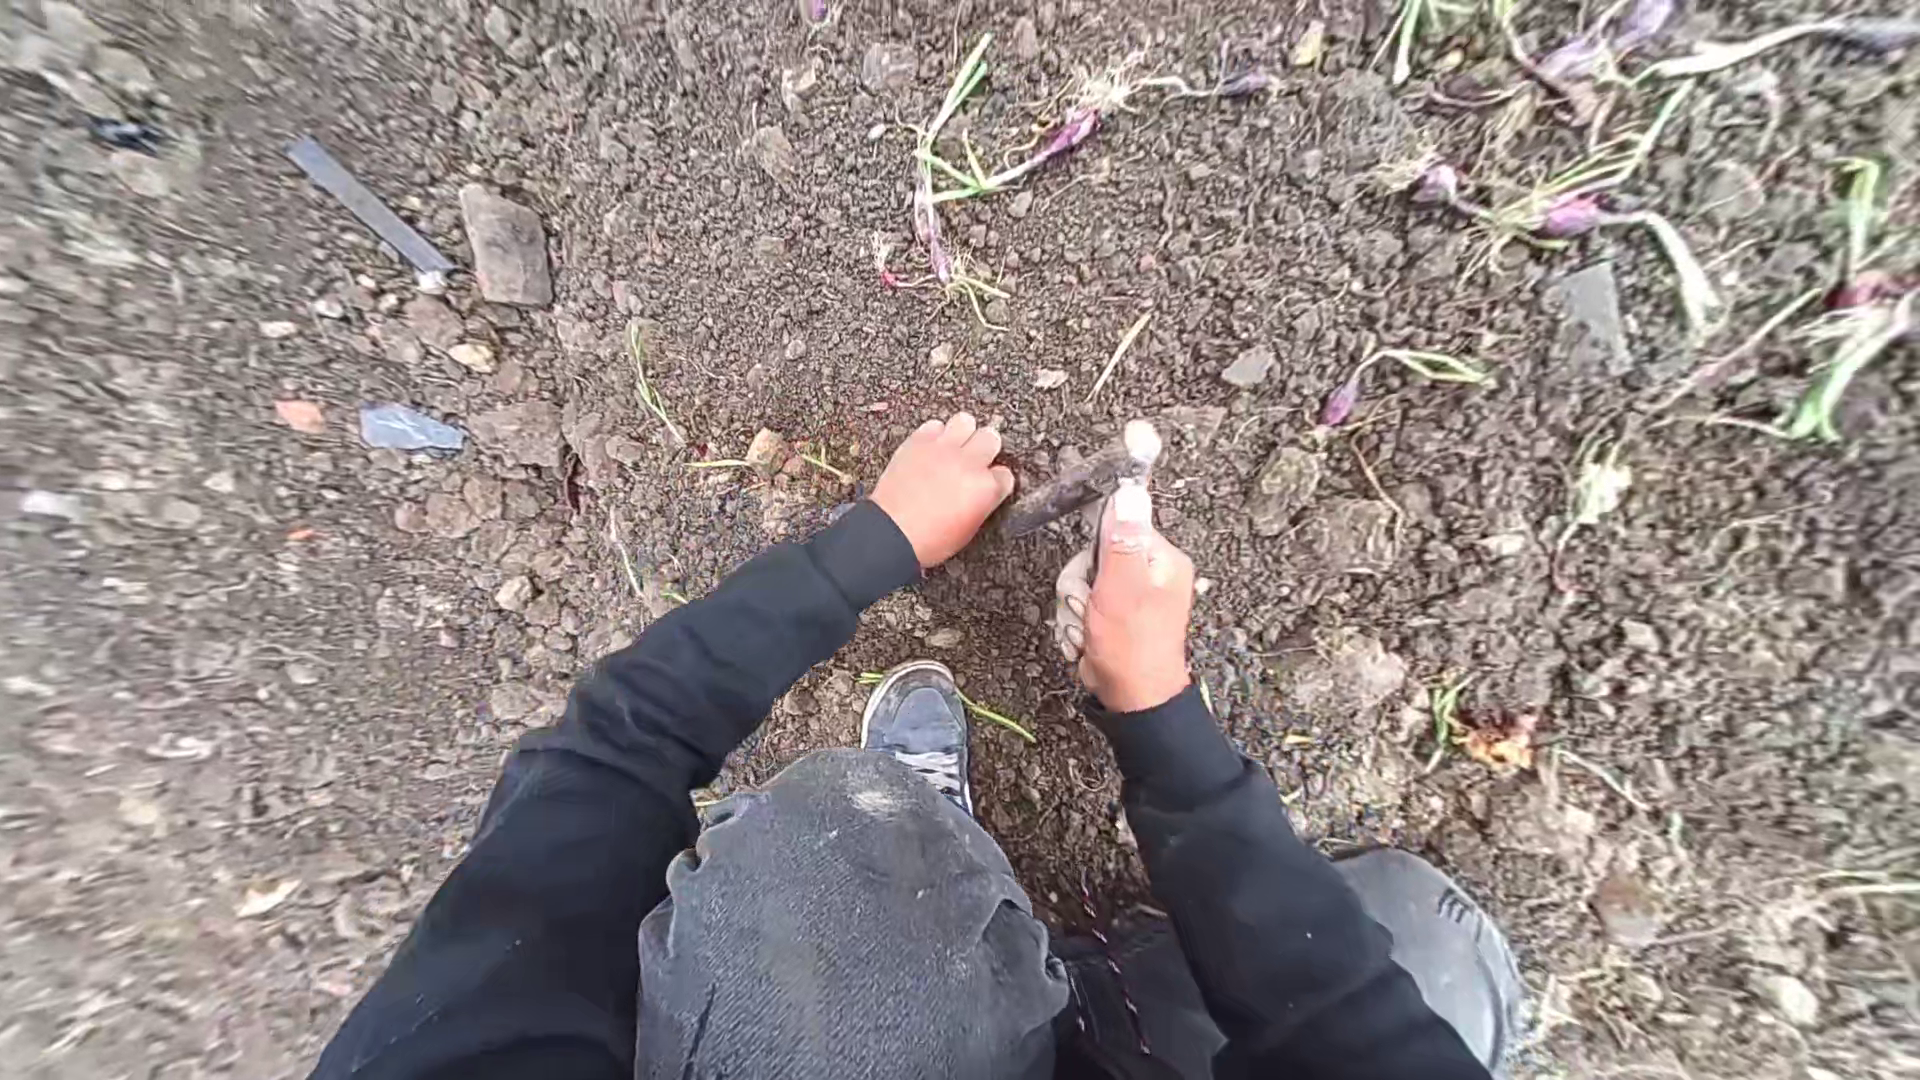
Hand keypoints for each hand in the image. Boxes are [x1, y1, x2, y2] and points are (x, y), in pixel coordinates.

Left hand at [870, 412, 1015, 567]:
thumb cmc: (928, 539)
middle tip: (975, 459)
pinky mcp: (919, 442)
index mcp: (986, 489)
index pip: (1005, 474)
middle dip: (986, 448)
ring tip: (954, 446)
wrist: (892, 532)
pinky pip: (934, 425)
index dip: (995, 479)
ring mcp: (943, 449)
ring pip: (965, 421)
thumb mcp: (967, 530)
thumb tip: (980, 494)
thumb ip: (980, 504)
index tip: (988, 483)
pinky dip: (934, 434)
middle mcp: (969, 463)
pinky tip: (931, 448)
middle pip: (991, 438)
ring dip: (963, 432)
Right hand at [1057, 484, 1193, 711]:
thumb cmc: (1132, 648)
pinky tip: (1086, 637)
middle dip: (1080, 584)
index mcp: (1161, 560)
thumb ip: (1123, 539)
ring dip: (1074, 606)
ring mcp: (1127, 594)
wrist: (1130, 698)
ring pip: (1080, 580)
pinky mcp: (1110, 612)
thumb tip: (1130, 490)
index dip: (1098, 548)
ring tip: (1087, 627)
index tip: (1095, 571)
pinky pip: (1079, 601)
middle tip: (1090, 605)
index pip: (1119, 526)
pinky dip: (1075, 620)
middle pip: (1092, 555)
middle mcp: (1147, 573)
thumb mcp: (1123, 587)